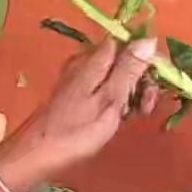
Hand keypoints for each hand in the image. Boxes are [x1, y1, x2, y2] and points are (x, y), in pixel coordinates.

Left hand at [0, 37, 157, 191]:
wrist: (37, 152)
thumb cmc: (77, 131)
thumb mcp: (111, 99)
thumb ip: (129, 68)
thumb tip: (149, 39)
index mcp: (94, 59)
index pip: (130, 42)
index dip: (147, 60)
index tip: (154, 83)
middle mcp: (84, 61)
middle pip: (123, 58)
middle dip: (140, 79)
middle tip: (144, 108)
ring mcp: (77, 76)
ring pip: (114, 74)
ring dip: (129, 92)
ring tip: (129, 117)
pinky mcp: (73, 92)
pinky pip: (102, 86)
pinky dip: (114, 99)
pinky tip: (115, 117)